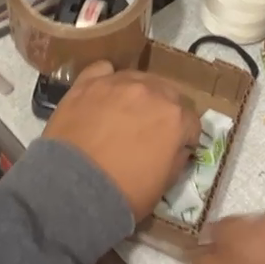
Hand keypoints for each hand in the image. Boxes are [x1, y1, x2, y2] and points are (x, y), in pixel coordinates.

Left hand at [42, 61, 197, 219]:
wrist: (73, 189)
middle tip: (150, 131)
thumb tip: (178, 146)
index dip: (185, 137)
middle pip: (167, 93)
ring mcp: (118, 83)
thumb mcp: (165, 184)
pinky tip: (103, 95)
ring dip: (138, 94)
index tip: (176, 148)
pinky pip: (104, 70)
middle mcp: (151, 91)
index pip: (191, 121)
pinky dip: (107, 80)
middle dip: (164, 111)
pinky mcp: (88, 82)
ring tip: (125, 113)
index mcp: (175, 117)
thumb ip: (177, 158)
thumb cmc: (124, 192)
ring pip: (138, 79)